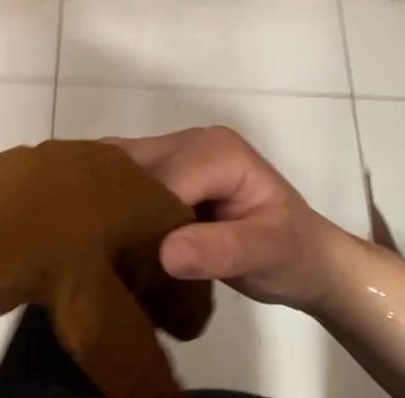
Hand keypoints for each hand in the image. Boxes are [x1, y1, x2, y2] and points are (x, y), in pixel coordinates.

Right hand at [116, 126, 346, 312]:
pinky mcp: (167, 172)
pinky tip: (101, 232)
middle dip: (117, 206)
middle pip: (135, 166)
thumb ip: (221, 251)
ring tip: (96, 244)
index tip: (129, 262)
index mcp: (217, 151)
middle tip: (100, 254)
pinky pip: (127, 178)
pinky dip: (111, 200)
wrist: (308, 259)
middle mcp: (192, 142)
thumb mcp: (268, 255)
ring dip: (109, 202)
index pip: (163, 178)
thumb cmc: (293, 255)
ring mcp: (177, 154)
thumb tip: (166, 253)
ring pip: (123, 168)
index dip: (142, 218)